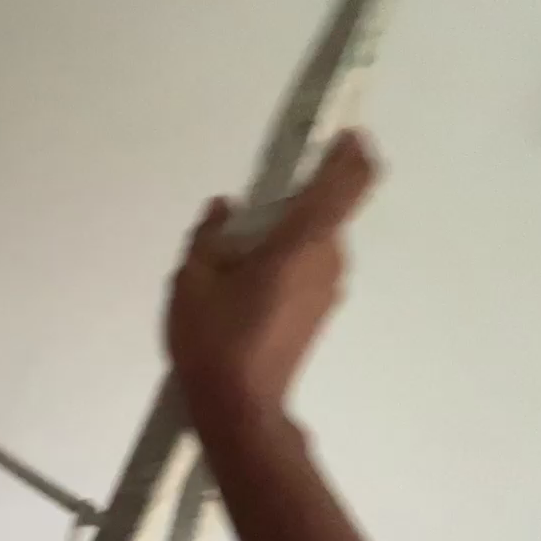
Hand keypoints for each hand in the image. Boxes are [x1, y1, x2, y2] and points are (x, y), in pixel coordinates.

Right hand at [167, 130, 377, 424]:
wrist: (237, 405)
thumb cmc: (211, 339)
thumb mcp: (190, 281)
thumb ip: (208, 238)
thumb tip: (224, 209)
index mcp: (300, 245)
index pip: (347, 184)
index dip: (351, 153)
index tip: (342, 135)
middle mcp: (327, 261)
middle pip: (324, 214)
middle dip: (289, 205)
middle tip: (239, 222)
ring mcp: (328, 289)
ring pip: (312, 243)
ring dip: (281, 238)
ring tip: (229, 264)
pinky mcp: (318, 312)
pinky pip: (306, 268)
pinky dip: (281, 262)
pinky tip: (240, 288)